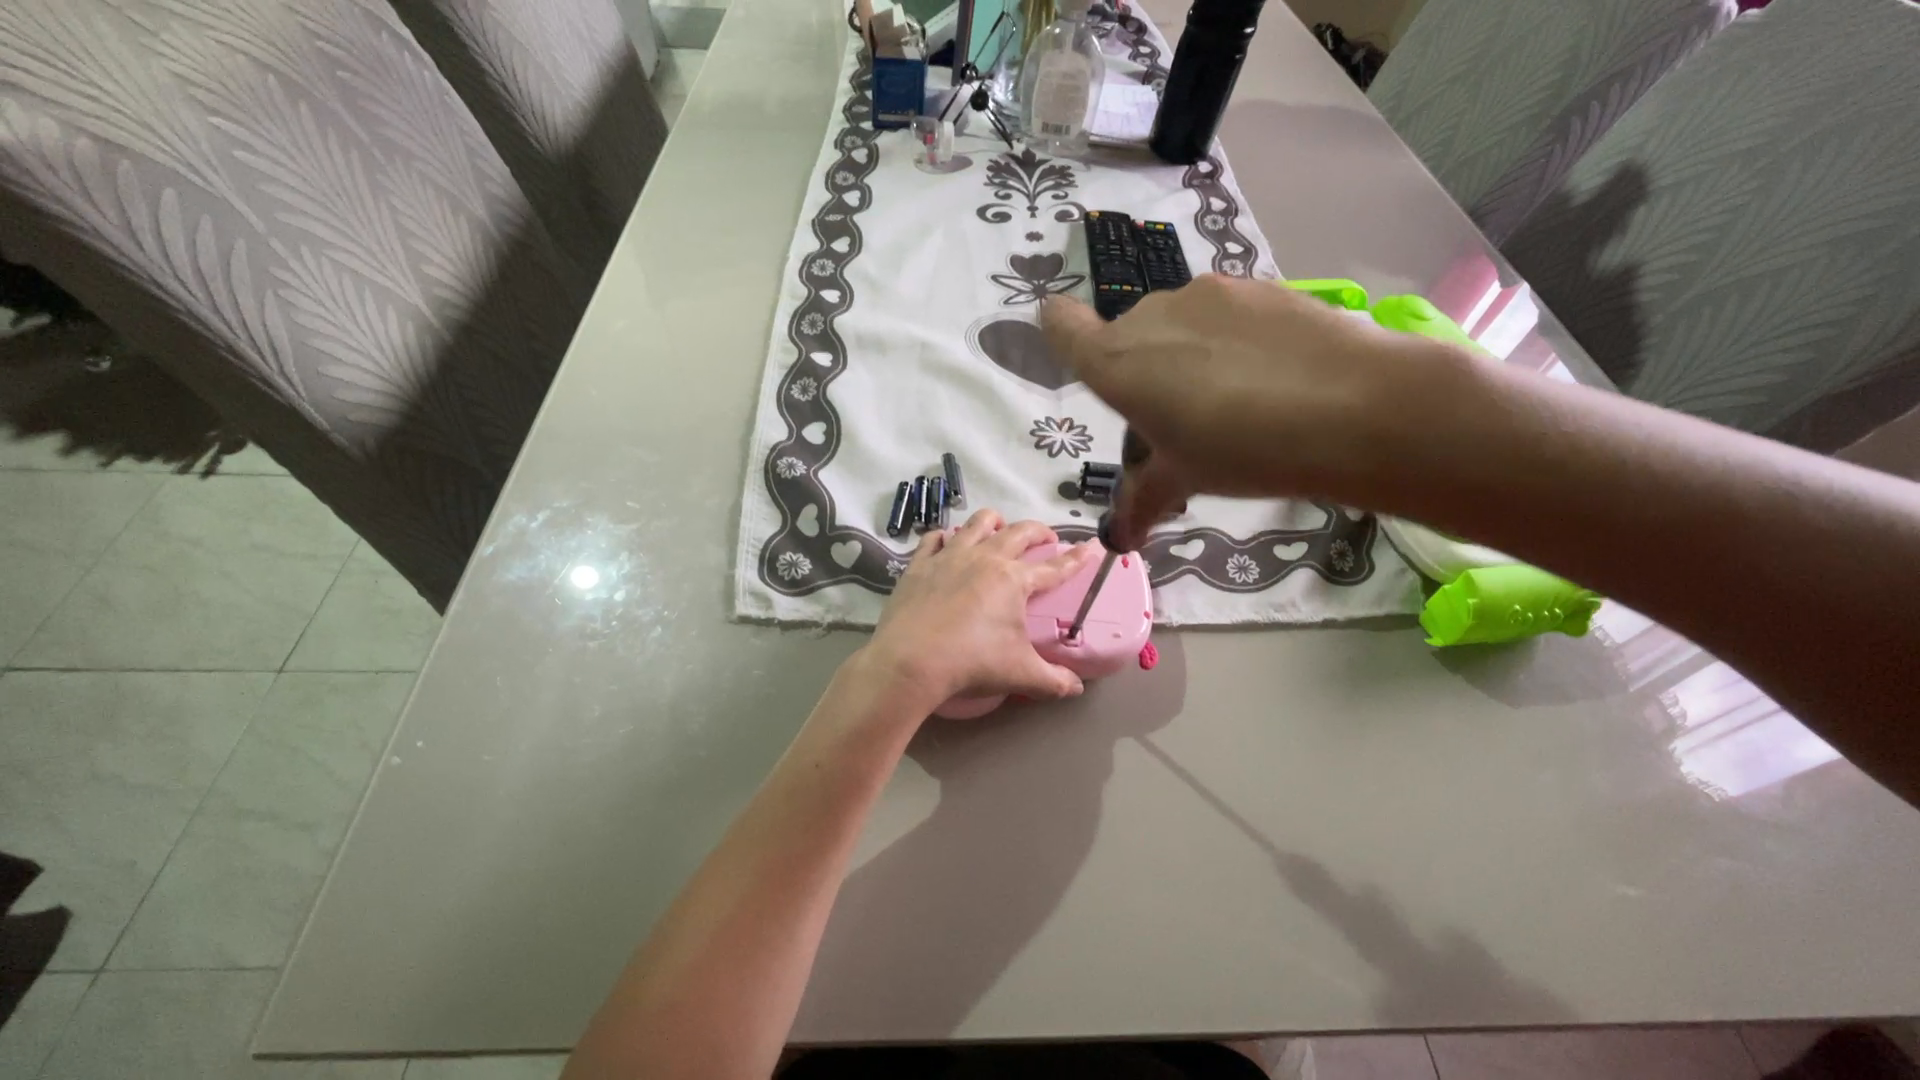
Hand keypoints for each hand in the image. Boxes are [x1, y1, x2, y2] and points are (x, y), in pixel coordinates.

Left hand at [861, 509, 1097, 708]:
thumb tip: (1076, 688)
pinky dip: (945, 536)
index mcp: (1013, 580)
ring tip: (999, 529)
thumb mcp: (1020, 674)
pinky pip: (934, 538)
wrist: (910, 662)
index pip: (1054, 567)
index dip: (1076, 559)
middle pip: (1018, 532)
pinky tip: (947, 543)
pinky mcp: (919, 565)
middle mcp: (984, 558)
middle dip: (1038, 531)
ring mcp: (949, 557)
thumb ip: (1053, 680)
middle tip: (1046, 538)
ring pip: (977, 523)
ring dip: (994, 522)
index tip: (1090, 547)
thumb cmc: (971, 664)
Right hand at [1042, 276, 1464, 549]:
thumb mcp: (1184, 480)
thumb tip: (1121, 542)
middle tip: (1178, 427)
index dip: (1060, 333)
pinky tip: (1271, 379)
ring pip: (1179, 326)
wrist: (1354, 408)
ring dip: (1188, 358)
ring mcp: (1209, 294)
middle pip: (1128, 339)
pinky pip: (1226, 317)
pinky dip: (1232, 343)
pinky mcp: (1261, 287)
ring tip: (1235, 405)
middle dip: (1143, 376)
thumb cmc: (1242, 450)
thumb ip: (1142, 502)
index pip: (1061, 326)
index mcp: (1116, 362)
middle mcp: (1152, 315)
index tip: (1080, 357)